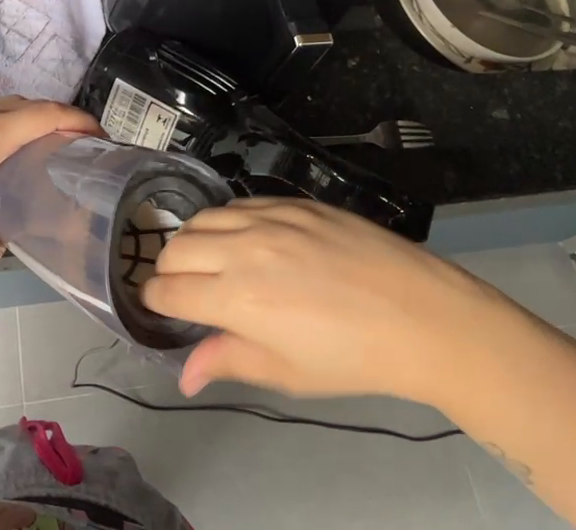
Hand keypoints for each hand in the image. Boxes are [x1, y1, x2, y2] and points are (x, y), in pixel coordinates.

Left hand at [0, 96, 101, 258]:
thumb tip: (1, 248)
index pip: (49, 115)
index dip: (80, 121)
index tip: (103, 136)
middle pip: (33, 105)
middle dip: (62, 118)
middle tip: (80, 145)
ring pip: (11, 108)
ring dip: (35, 120)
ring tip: (49, 150)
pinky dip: (13, 127)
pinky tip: (8, 158)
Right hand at [141, 198, 520, 402]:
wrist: (420, 316)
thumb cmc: (351, 357)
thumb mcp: (286, 372)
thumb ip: (228, 361)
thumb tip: (184, 374)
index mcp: (236, 299)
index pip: (168, 290)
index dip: (155, 301)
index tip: (162, 308)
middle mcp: (243, 250)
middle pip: (176, 248)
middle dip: (169, 270)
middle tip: (185, 289)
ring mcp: (270, 219)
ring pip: (203, 218)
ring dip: (194, 240)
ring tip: (210, 260)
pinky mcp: (296, 203)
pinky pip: (241, 203)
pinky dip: (228, 221)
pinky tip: (244, 237)